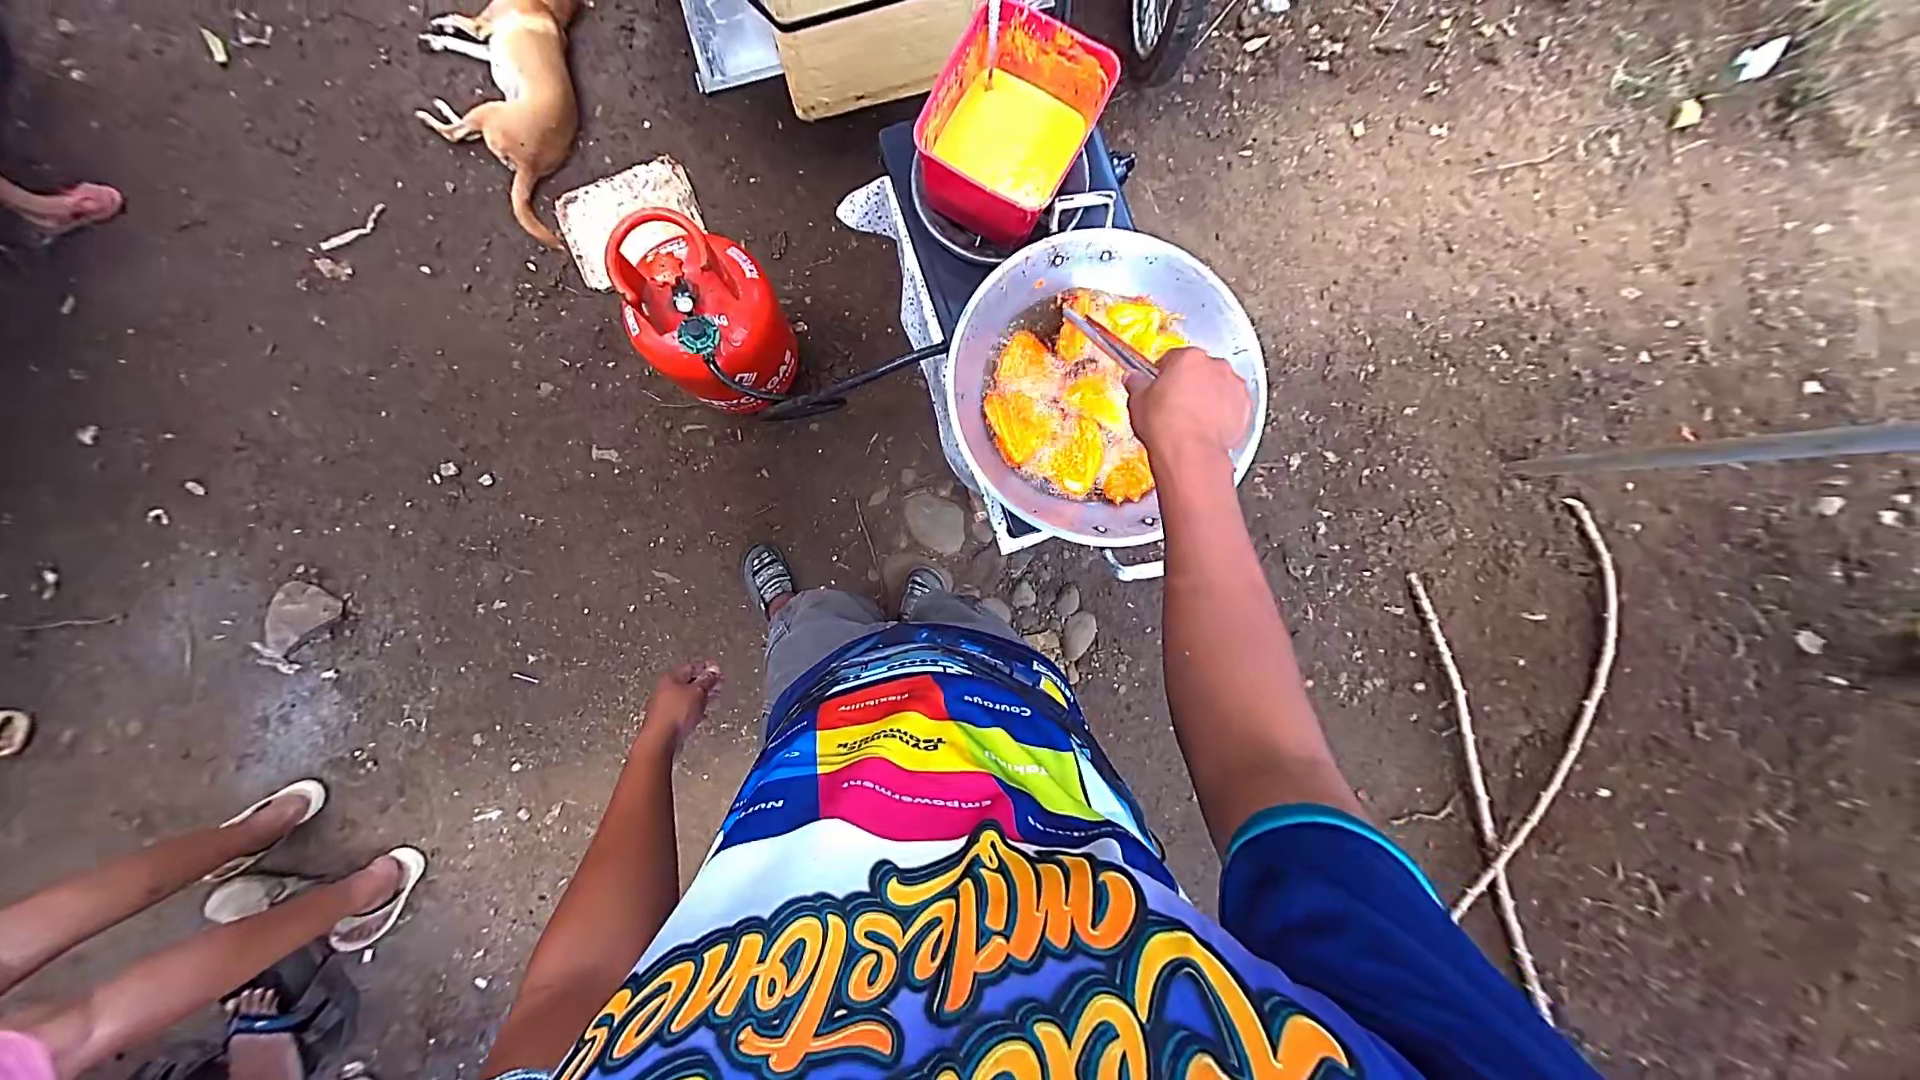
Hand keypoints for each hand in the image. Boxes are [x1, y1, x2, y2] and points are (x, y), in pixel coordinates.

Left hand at [638, 661, 721, 750]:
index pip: (692, 667)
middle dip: (704, 683)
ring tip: (712, 699)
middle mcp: (665, 689)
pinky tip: (701, 714)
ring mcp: (664, 705)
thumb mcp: (698, 692)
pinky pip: (682, 710)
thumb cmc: (677, 712)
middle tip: (718, 685)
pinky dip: (693, 709)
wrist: (660, 739)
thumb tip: (714, 671)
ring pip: (686, 697)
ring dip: (700, 697)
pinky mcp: (665, 719)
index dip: (707, 668)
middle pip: (688, 682)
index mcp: (671, 678)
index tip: (718, 671)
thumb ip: (708, 680)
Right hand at [1126, 347, 1252, 464]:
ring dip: (1208, 396)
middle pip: (1200, 369)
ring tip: (1192, 418)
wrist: (1189, 452)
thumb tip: (1134, 377)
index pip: (1174, 358)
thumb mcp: (1138, 401)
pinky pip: (1232, 404)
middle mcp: (1215, 366)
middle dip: (1189, 383)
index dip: (1164, 373)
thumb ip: (1137, 383)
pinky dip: (1223, 412)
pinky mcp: (1244, 406)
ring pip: (1219, 385)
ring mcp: (1233, 385)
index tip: (1159, 385)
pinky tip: (1207, 427)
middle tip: (1175, 404)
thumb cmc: (1165, 425)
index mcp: (1188, 358)